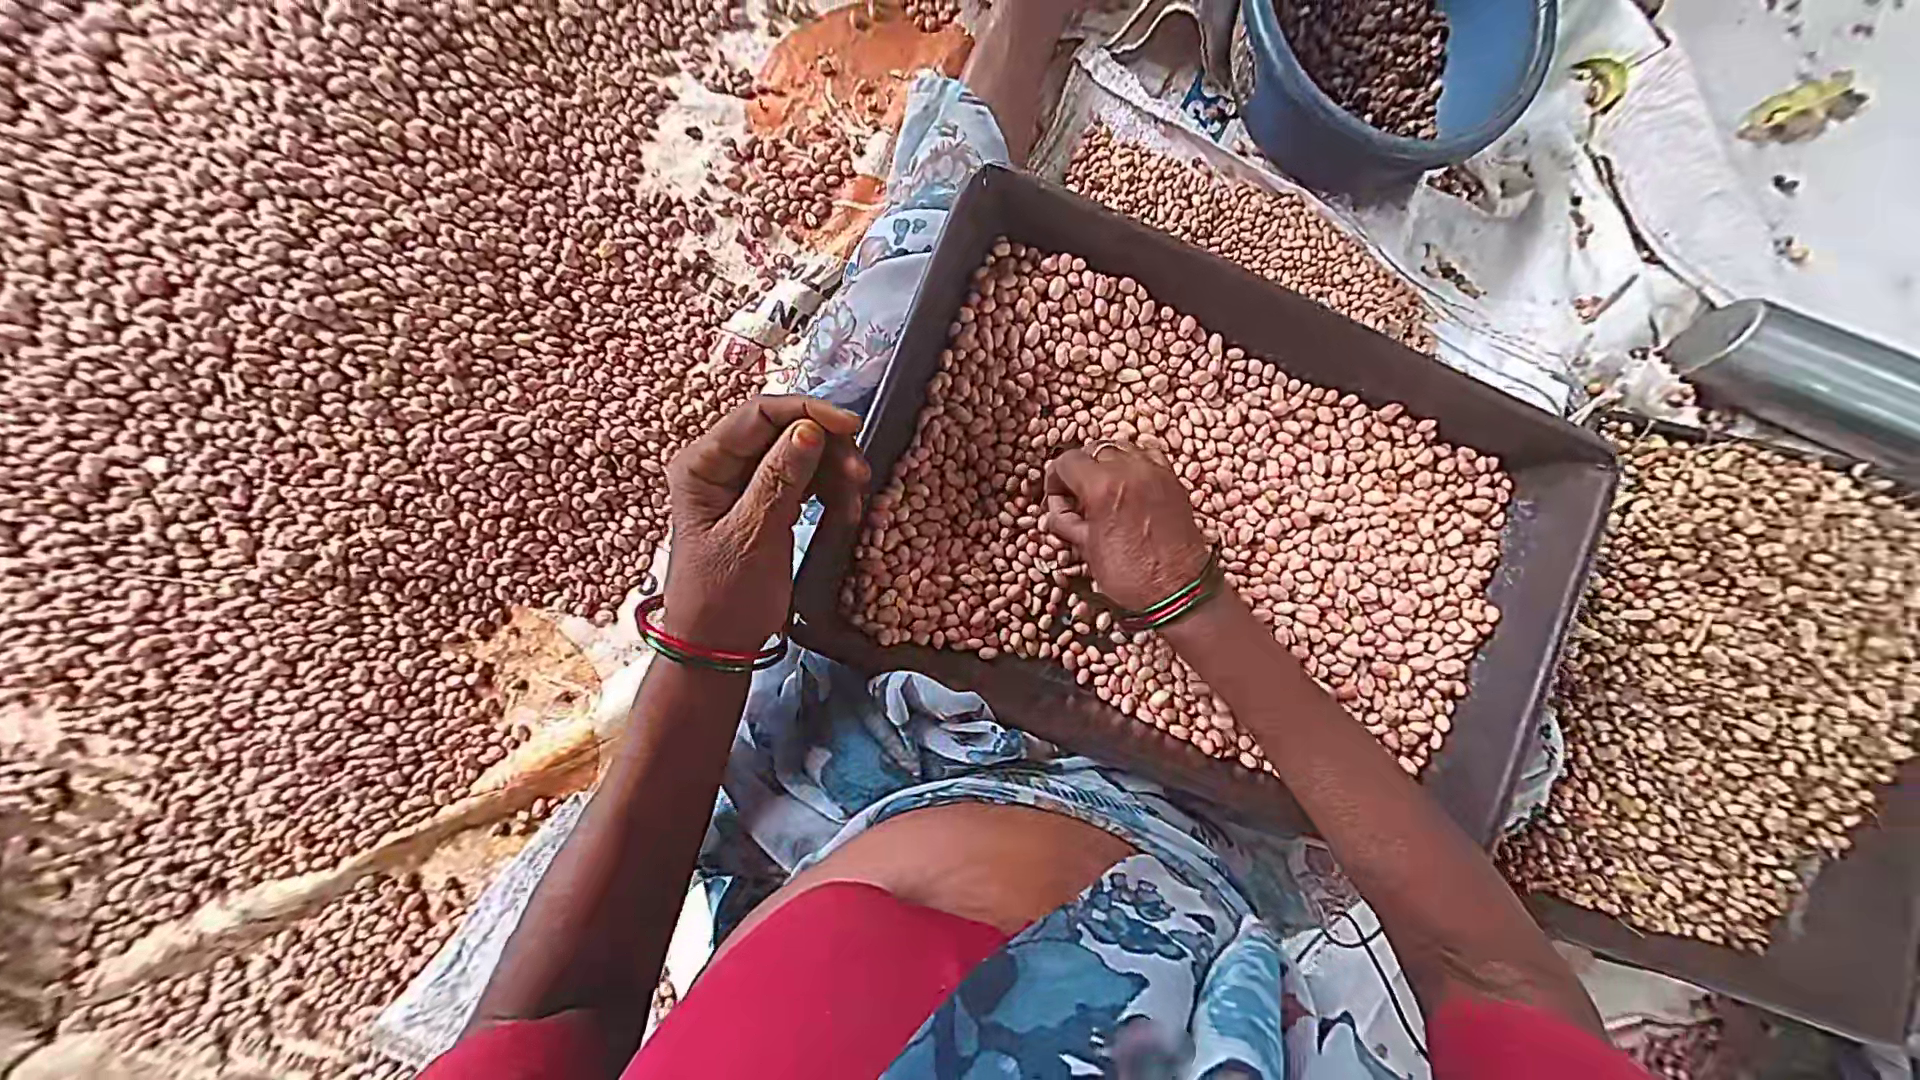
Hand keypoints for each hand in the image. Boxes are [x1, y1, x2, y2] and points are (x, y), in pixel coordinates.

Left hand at [663, 395, 868, 652]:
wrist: (719, 644)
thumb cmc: (723, 595)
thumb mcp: (752, 536)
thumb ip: (779, 480)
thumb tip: (809, 430)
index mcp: (704, 464)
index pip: (758, 415)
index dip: (807, 412)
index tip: (850, 426)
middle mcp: (724, 465)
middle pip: (784, 431)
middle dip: (826, 447)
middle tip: (859, 474)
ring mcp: (747, 483)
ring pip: (801, 455)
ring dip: (834, 471)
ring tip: (854, 500)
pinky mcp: (769, 502)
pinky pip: (806, 481)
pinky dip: (830, 491)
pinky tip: (846, 509)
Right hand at [1042, 443, 1212, 612]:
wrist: (1177, 591)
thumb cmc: (1131, 576)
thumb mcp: (1086, 548)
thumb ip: (1067, 521)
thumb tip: (1057, 510)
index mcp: (1103, 487)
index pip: (1067, 461)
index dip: (1055, 479)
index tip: (1057, 497)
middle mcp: (1131, 471)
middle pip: (1092, 449)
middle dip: (1079, 471)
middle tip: (1076, 499)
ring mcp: (1155, 473)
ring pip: (1120, 447)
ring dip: (1105, 463)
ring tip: (1101, 491)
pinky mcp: (1172, 481)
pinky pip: (1147, 456)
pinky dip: (1133, 464)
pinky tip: (1128, 486)